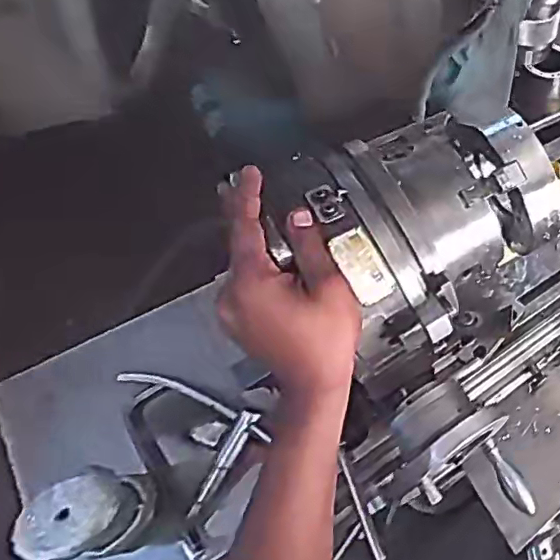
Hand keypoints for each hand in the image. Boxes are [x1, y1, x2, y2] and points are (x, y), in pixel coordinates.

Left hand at [215, 166, 361, 404]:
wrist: (314, 383)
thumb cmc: (324, 343)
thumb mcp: (328, 285)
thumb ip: (311, 247)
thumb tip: (298, 218)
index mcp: (253, 283)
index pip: (245, 228)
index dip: (247, 197)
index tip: (249, 176)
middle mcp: (233, 296)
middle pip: (239, 244)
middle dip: (245, 215)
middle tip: (246, 186)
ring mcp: (231, 311)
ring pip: (243, 264)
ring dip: (259, 245)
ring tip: (277, 229)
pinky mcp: (237, 320)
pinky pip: (244, 283)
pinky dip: (258, 267)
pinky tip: (280, 266)